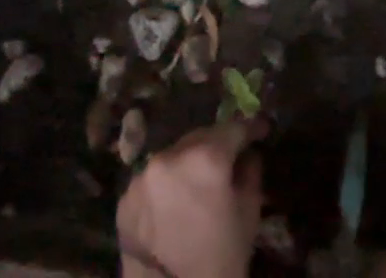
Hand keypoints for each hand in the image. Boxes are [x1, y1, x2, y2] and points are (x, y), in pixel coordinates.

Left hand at [117, 118, 266, 277]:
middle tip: (231, 157)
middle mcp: (170, 156)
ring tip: (199, 183)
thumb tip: (247, 154)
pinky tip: (175, 204)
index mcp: (206, 158)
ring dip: (189, 162)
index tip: (261, 131)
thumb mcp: (249, 213)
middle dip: (218, 144)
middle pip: (201, 137)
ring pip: (174, 156)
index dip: (251, 127)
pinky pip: (153, 179)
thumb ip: (250, 172)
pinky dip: (166, 185)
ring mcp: (143, 176)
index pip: (234, 127)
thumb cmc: (220, 258)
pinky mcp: (125, 196)